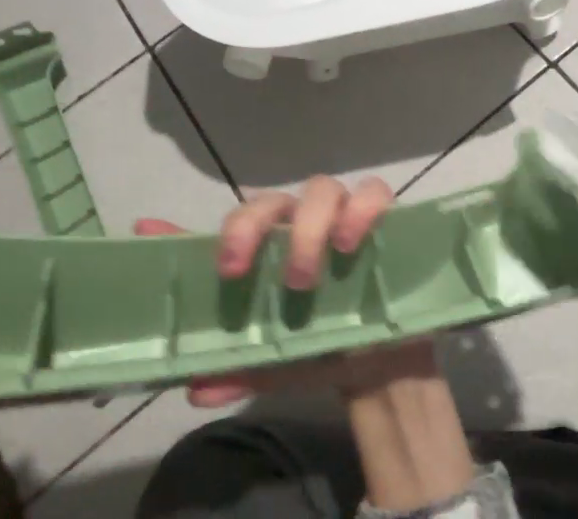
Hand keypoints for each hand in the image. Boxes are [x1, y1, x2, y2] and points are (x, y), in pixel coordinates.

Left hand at [134, 175, 474, 511]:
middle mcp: (303, 223)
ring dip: (312, 225)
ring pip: (323, 189)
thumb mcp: (271, 361)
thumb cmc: (318, 350)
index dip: (229, 232)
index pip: (242, 220)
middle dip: (260, 227)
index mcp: (271, 248)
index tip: (225, 268)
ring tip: (313, 272)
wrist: (379, 369)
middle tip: (263, 274)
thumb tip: (191, 387)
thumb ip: (235, 367)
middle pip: (275, 198)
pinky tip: (353, 242)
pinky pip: (375, 193)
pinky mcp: (386, 219)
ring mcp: (343, 216)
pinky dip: (362, 209)